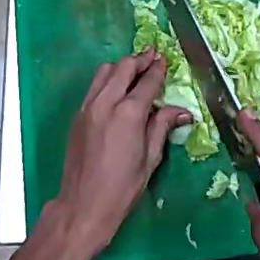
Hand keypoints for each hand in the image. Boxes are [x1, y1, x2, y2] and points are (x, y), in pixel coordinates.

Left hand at [46, 52, 190, 259]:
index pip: (147, 81)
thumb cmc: (122, 187)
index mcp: (128, 113)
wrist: (83, 204)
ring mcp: (88, 107)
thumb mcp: (150, 158)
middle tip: (152, 55)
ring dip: (121, 66)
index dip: (158, 69)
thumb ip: (162, 126)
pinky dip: (107, 80)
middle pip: (123, 67)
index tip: (164, 60)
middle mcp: (106, 102)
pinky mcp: (77, 115)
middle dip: (139, 59)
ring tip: (134, 69)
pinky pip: (94, 87)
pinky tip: (117, 89)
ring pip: (104, 71)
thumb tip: (181, 111)